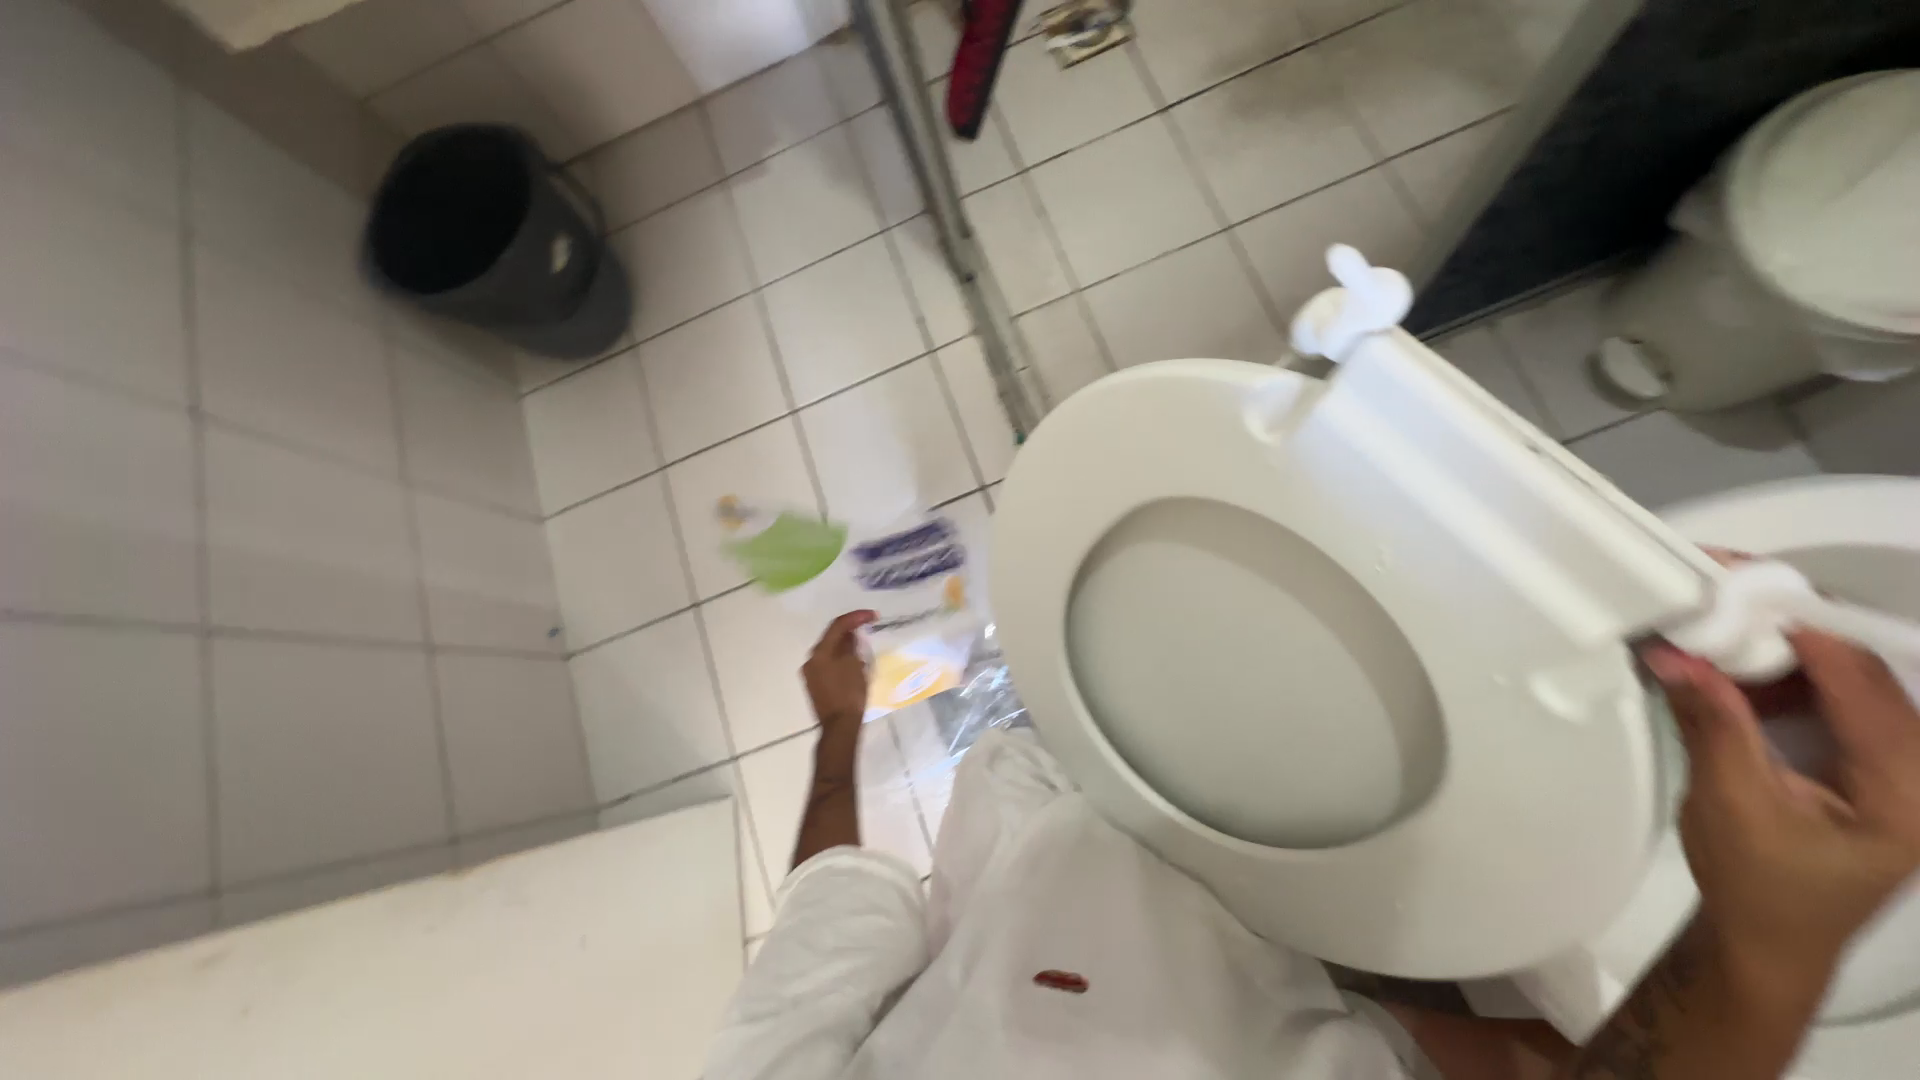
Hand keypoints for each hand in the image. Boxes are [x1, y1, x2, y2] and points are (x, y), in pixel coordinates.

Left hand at [802, 610, 876, 733]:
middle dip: (850, 631)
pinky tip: (854, 662)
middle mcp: (811, 661)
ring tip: (863, 645)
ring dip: (845, 646)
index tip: (873, 615)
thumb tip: (850, 636)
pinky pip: (829, 665)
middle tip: (868, 627)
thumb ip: (851, 646)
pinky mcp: (815, 686)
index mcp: (819, 653)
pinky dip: (841, 659)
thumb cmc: (849, 694)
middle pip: (831, 638)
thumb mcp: (855, 666)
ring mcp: (811, 674)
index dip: (856, 617)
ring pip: (830, 652)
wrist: (839, 727)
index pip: (838, 626)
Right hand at [1642, 629, 1919, 981]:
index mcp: (1906, 790)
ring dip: (1785, 653)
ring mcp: (1899, 771)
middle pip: (1865, 676)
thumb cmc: (1756, 882)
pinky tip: (1738, 671)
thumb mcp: (1729, 803)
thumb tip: (1674, 657)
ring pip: (1850, 684)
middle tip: (1723, 598)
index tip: (1741, 591)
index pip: (1866, 687)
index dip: (1808, 633)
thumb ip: (1713, 726)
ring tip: (1721, 629)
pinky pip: (1835, 704)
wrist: (1769, 939)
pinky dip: (1784, 679)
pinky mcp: (1870, 769)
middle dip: (1793, 632)